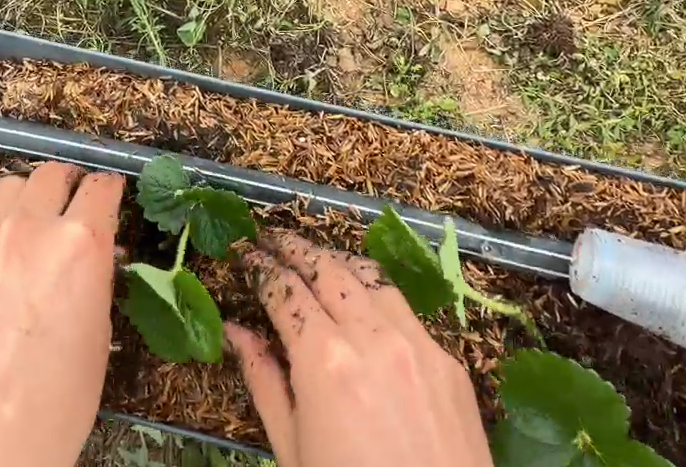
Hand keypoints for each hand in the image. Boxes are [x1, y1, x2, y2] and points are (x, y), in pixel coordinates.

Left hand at [0, 163, 124, 466]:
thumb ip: (95, 278)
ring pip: (13, 184)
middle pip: (54, 173)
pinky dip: (1, 220)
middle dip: (71, 184)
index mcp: (81, 244)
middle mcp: (32, 227)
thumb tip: (95, 256)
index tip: (112, 197)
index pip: (101, 188)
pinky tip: (5, 253)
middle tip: (78, 204)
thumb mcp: (97, 336)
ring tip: (38, 220)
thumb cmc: (55, 404)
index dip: (110, 190)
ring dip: (32, 194)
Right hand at [226, 231, 493, 466]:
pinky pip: (405, 309)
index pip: (284, 289)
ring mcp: (418, 344)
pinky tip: (361, 303)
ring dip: (335, 262)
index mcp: (326, 361)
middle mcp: (373, 337)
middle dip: (294, 249)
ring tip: (312, 261)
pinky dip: (374, 294)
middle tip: (271, 240)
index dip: (260, 266)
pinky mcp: (449, 362)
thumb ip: (264, 382)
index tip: (244, 254)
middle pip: (326, 269)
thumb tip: (235, 331)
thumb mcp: (292, 451)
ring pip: (369, 277)